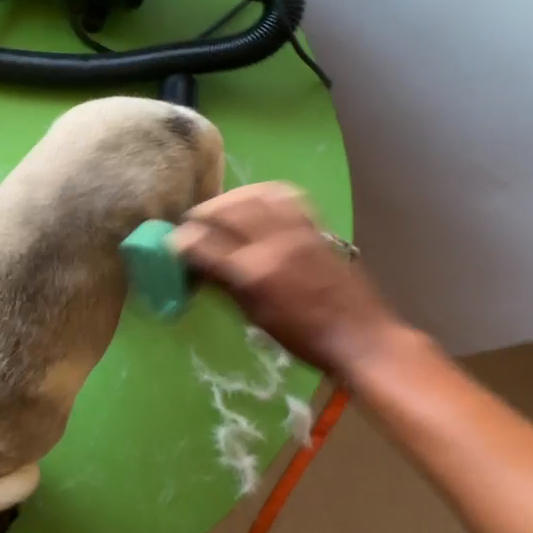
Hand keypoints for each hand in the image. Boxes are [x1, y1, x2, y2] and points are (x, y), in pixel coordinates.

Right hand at [175, 182, 413, 374]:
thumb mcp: (253, 316)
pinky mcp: (317, 228)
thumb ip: (223, 284)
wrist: (361, 336)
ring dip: (229, 200)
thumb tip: (195, 266)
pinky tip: (253, 203)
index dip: (182, 240)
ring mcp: (298, 232)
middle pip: (228, 212)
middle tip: (190, 225)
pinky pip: (285, 197)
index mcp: (254, 273)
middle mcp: (274, 245)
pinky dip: (262, 194)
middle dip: (202, 215)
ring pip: (255, 196)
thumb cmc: (302, 338)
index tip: (171, 243)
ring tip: (218, 211)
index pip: (205, 244)